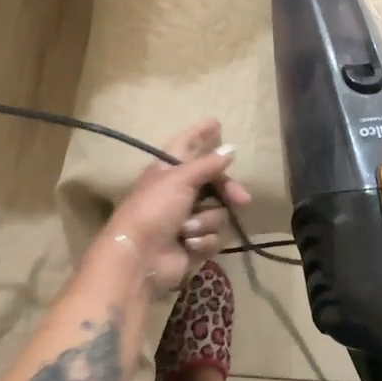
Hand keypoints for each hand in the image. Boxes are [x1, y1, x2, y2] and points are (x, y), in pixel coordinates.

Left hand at [99, 118, 250, 298]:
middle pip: (214, 182)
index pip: (186, 145)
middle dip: (227, 191)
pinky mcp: (193, 244)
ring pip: (217, 213)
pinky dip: (202, 241)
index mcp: (168, 171)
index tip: (216, 121)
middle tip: (242, 199)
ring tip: (185, 230)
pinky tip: (186, 245)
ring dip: (205, 222)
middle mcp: (178, 192)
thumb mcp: (179, 179)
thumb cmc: (153, 210)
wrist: (139, 258)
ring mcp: (186, 219)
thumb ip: (208, 164)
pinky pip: (213, 236)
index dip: (200, 133)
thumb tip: (231, 149)